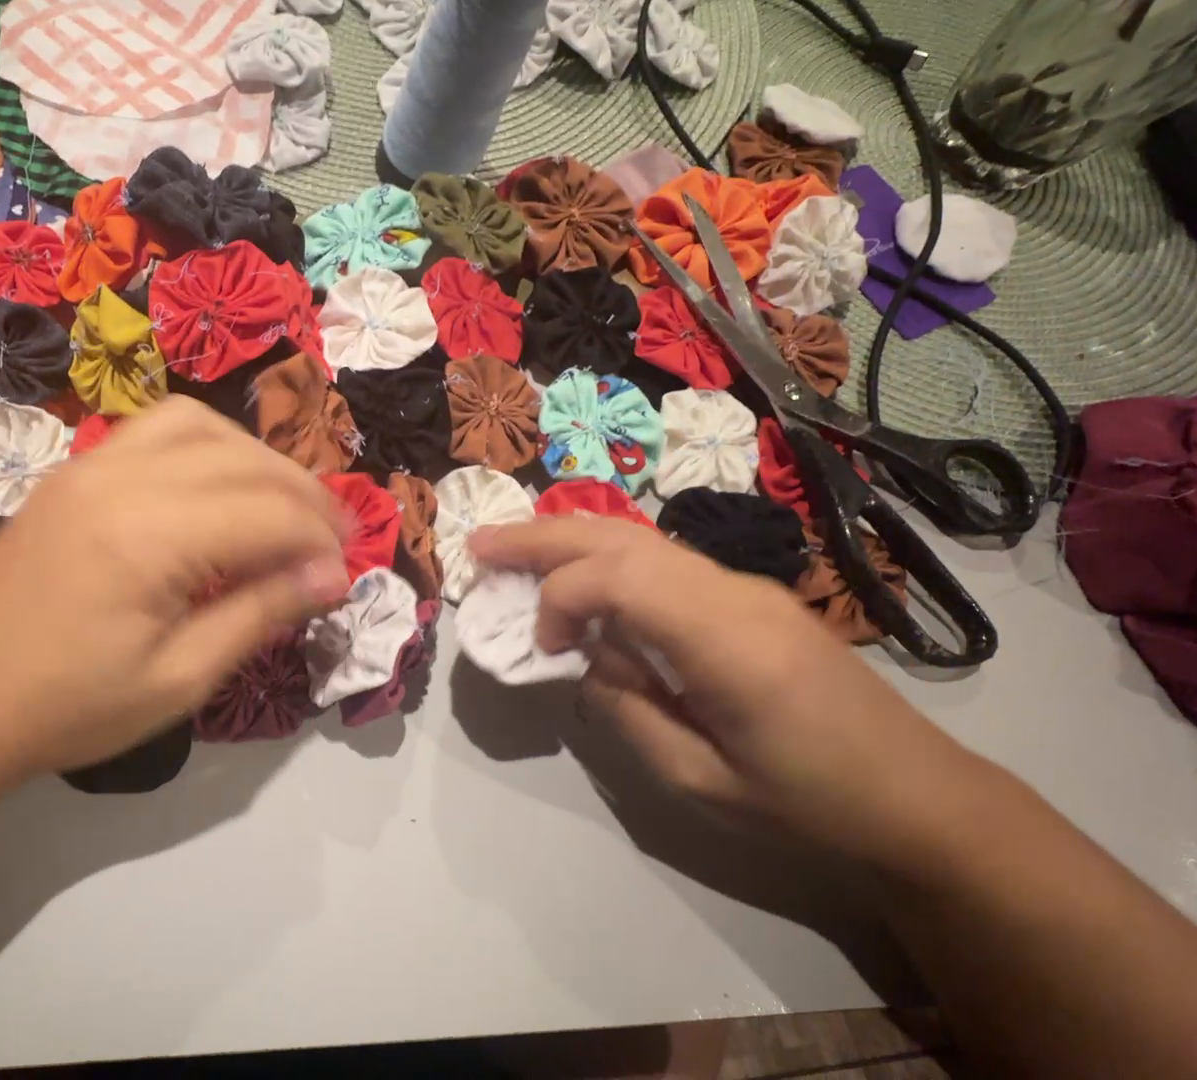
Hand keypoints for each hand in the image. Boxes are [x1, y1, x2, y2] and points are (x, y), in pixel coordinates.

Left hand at [0, 398, 349, 788]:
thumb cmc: (70, 709)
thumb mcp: (179, 679)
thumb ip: (259, 613)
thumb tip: (331, 575)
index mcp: (146, 536)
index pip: (266, 512)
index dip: (318, 540)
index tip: (343, 575)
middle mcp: (117, 479)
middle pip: (239, 457)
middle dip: (301, 492)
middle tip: (333, 537)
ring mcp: (85, 467)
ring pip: (195, 424)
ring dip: (253, 456)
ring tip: (283, 504)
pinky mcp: (69, 475)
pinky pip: (151, 431)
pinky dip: (202, 446)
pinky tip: (217, 488)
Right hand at [467, 516, 980, 870]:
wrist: (920, 801)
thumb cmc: (809, 805)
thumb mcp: (699, 780)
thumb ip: (627, 708)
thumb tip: (587, 657)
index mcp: (726, 641)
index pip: (617, 578)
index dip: (559, 601)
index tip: (544, 649)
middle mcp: (734, 594)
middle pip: (622, 539)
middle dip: (542, 538)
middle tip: (479, 543)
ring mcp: (746, 588)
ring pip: (641, 539)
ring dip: (570, 538)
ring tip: (510, 547)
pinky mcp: (749, 598)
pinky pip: (663, 560)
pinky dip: (605, 556)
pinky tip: (577, 573)